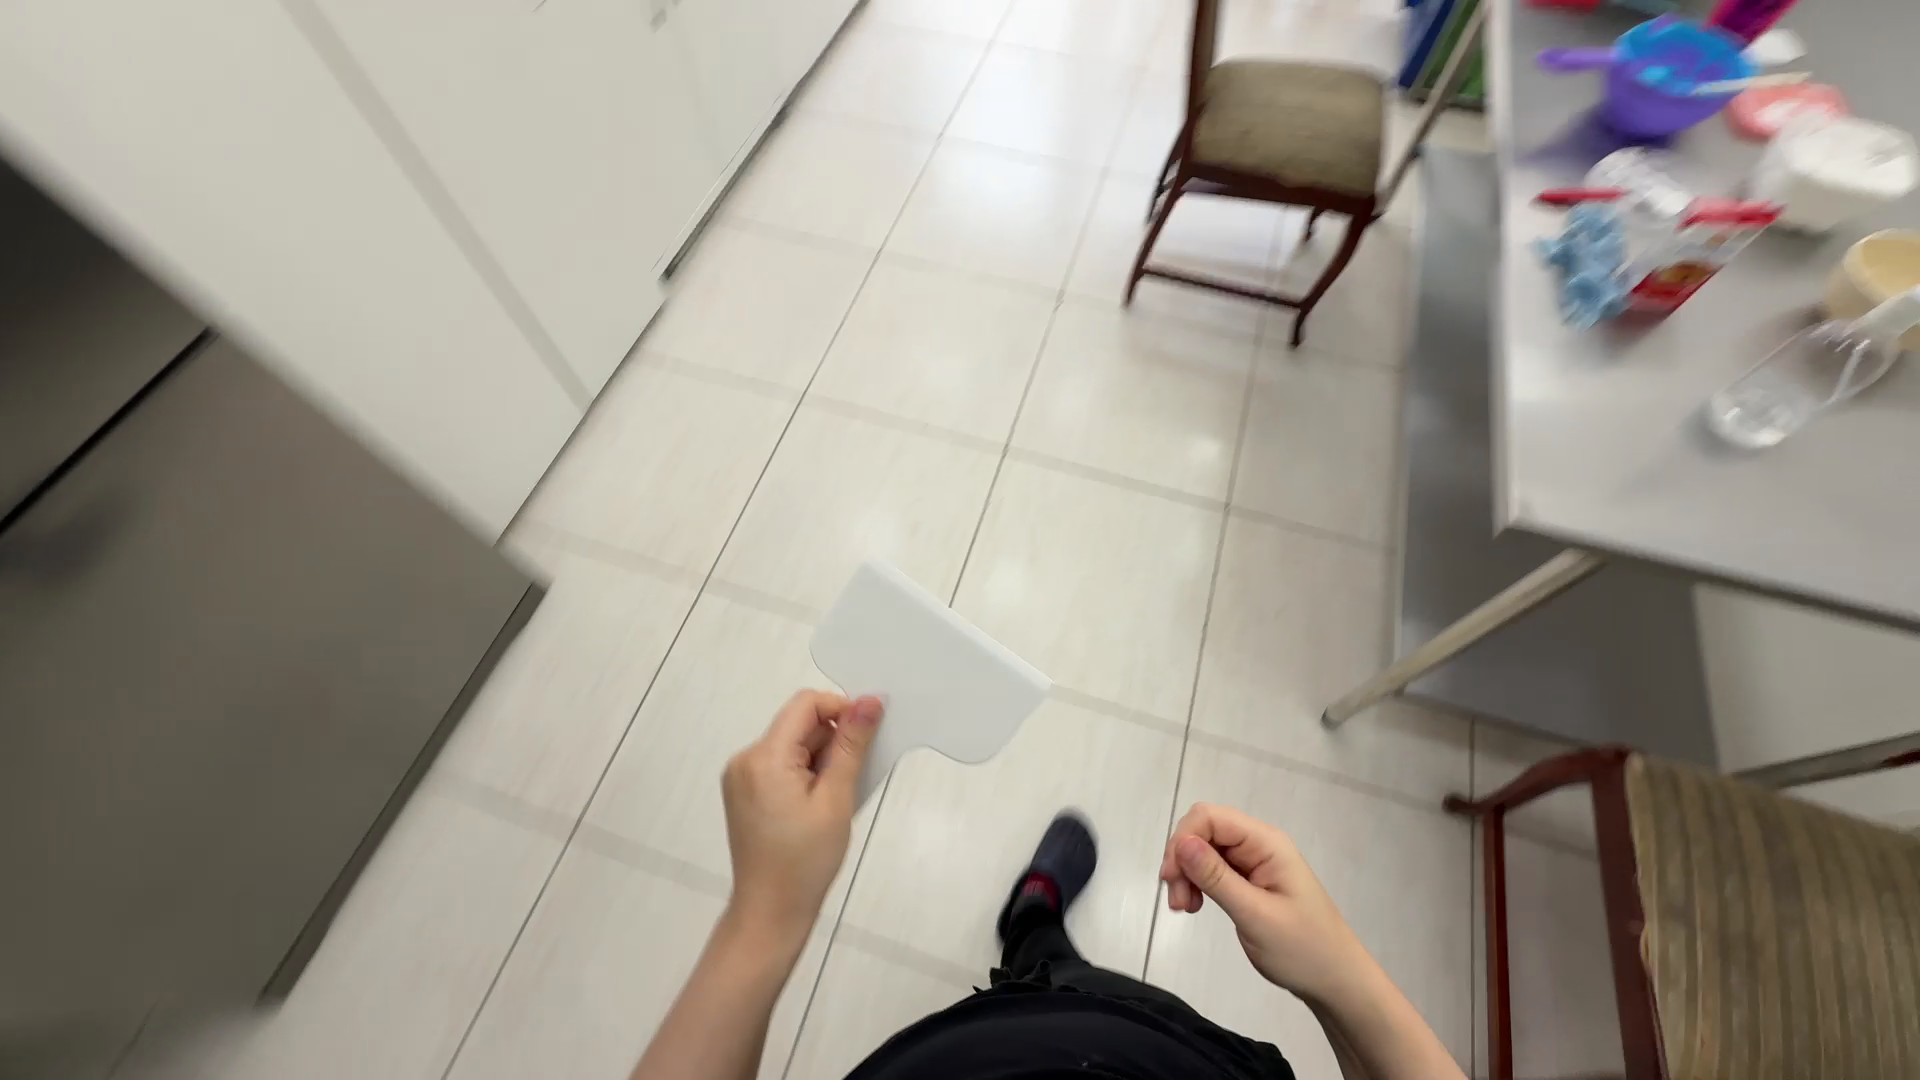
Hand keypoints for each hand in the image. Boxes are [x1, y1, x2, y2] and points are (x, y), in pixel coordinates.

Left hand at [721, 690, 883, 944]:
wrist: (771, 913)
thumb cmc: (807, 860)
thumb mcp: (837, 798)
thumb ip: (852, 744)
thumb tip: (870, 701)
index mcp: (764, 757)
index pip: (806, 704)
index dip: (841, 709)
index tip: (866, 736)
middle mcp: (745, 758)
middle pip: (799, 724)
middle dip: (832, 740)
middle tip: (851, 778)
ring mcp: (740, 776)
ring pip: (793, 744)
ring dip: (821, 758)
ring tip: (834, 798)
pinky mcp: (744, 791)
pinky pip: (781, 763)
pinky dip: (806, 772)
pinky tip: (817, 803)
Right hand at [1159, 802, 1372, 1004]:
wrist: (1338, 984)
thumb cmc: (1303, 950)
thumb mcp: (1256, 915)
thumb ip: (1217, 877)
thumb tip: (1181, 843)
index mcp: (1266, 843)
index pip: (1210, 817)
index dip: (1183, 839)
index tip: (1171, 877)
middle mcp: (1258, 844)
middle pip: (1204, 831)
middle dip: (1182, 859)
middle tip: (1177, 900)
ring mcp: (1253, 861)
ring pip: (1203, 850)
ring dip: (1187, 873)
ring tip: (1184, 907)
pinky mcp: (1247, 879)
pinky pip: (1212, 868)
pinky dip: (1197, 883)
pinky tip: (1194, 905)